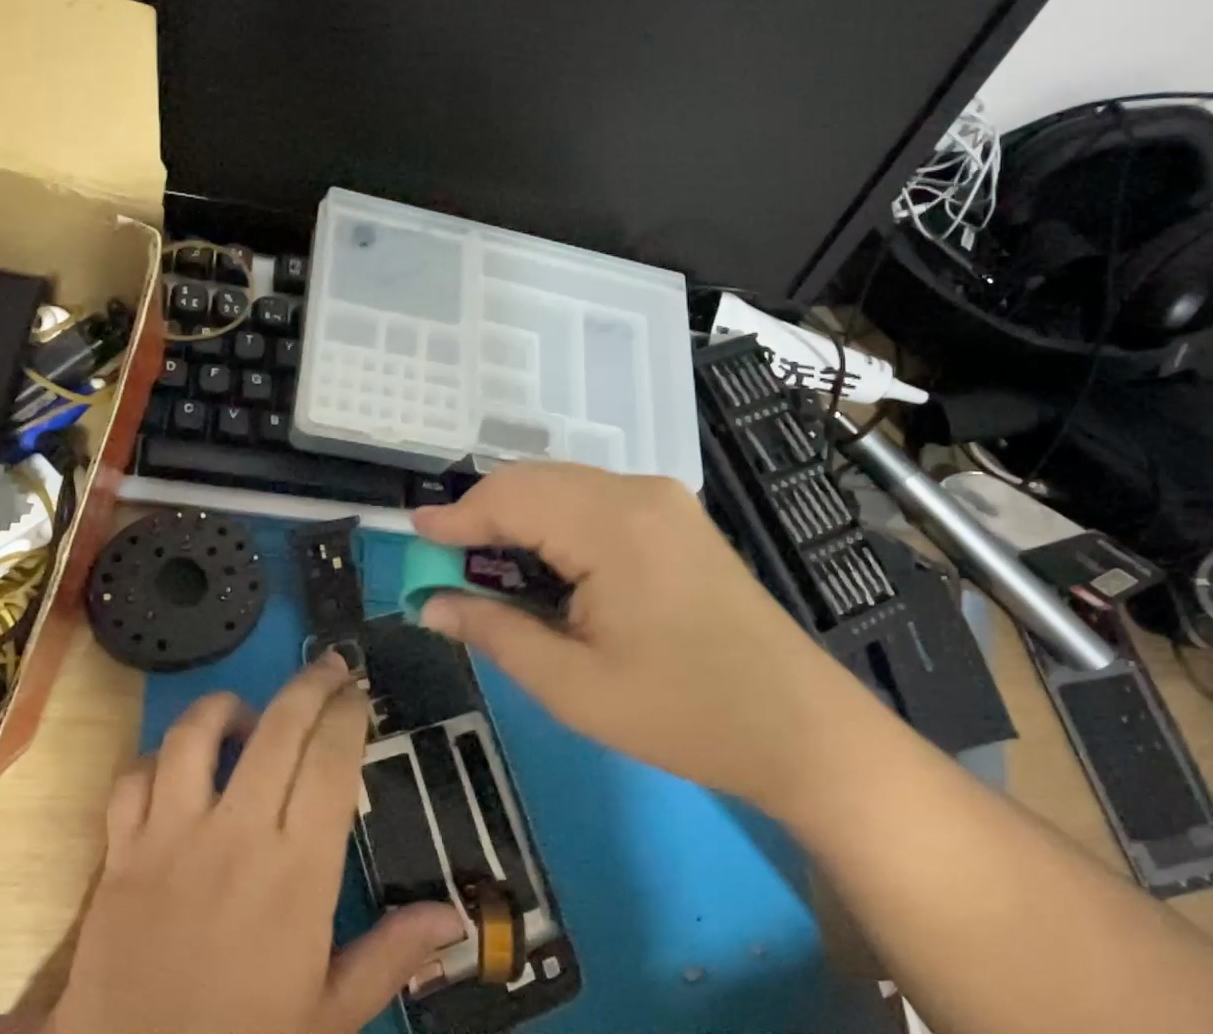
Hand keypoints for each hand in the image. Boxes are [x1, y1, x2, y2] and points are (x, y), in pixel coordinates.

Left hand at [47, 654, 463, 1033]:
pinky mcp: (121, 850)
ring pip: (195, 736)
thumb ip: (390, 955)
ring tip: (249, 714)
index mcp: (298, 871)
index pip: (332, 763)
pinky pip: (132, 779)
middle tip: (328, 667)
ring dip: (226, 708)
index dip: (349, 716)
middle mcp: (237, 834)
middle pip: (276, 728)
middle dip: (309, 685)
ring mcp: (171, 835)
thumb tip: (452, 916)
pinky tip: (177, 769)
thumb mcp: (330, 1012)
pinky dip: (156, 760)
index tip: (360, 694)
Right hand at [413, 462, 861, 814]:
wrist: (803, 731)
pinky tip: (539, 569)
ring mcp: (663, 501)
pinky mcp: (675, 519)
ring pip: (559, 488)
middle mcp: (638, 493)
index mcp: (613, 526)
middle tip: (441, 567)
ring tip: (482, 572)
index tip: (410, 540)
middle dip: (480, 519)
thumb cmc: (682, 714)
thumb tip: (429, 604)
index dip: (453, 520)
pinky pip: (590, 502)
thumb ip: (492, 632)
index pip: (507, 499)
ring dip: (513, 521)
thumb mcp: (570, 685)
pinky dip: (550, 526)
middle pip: (531, 482)